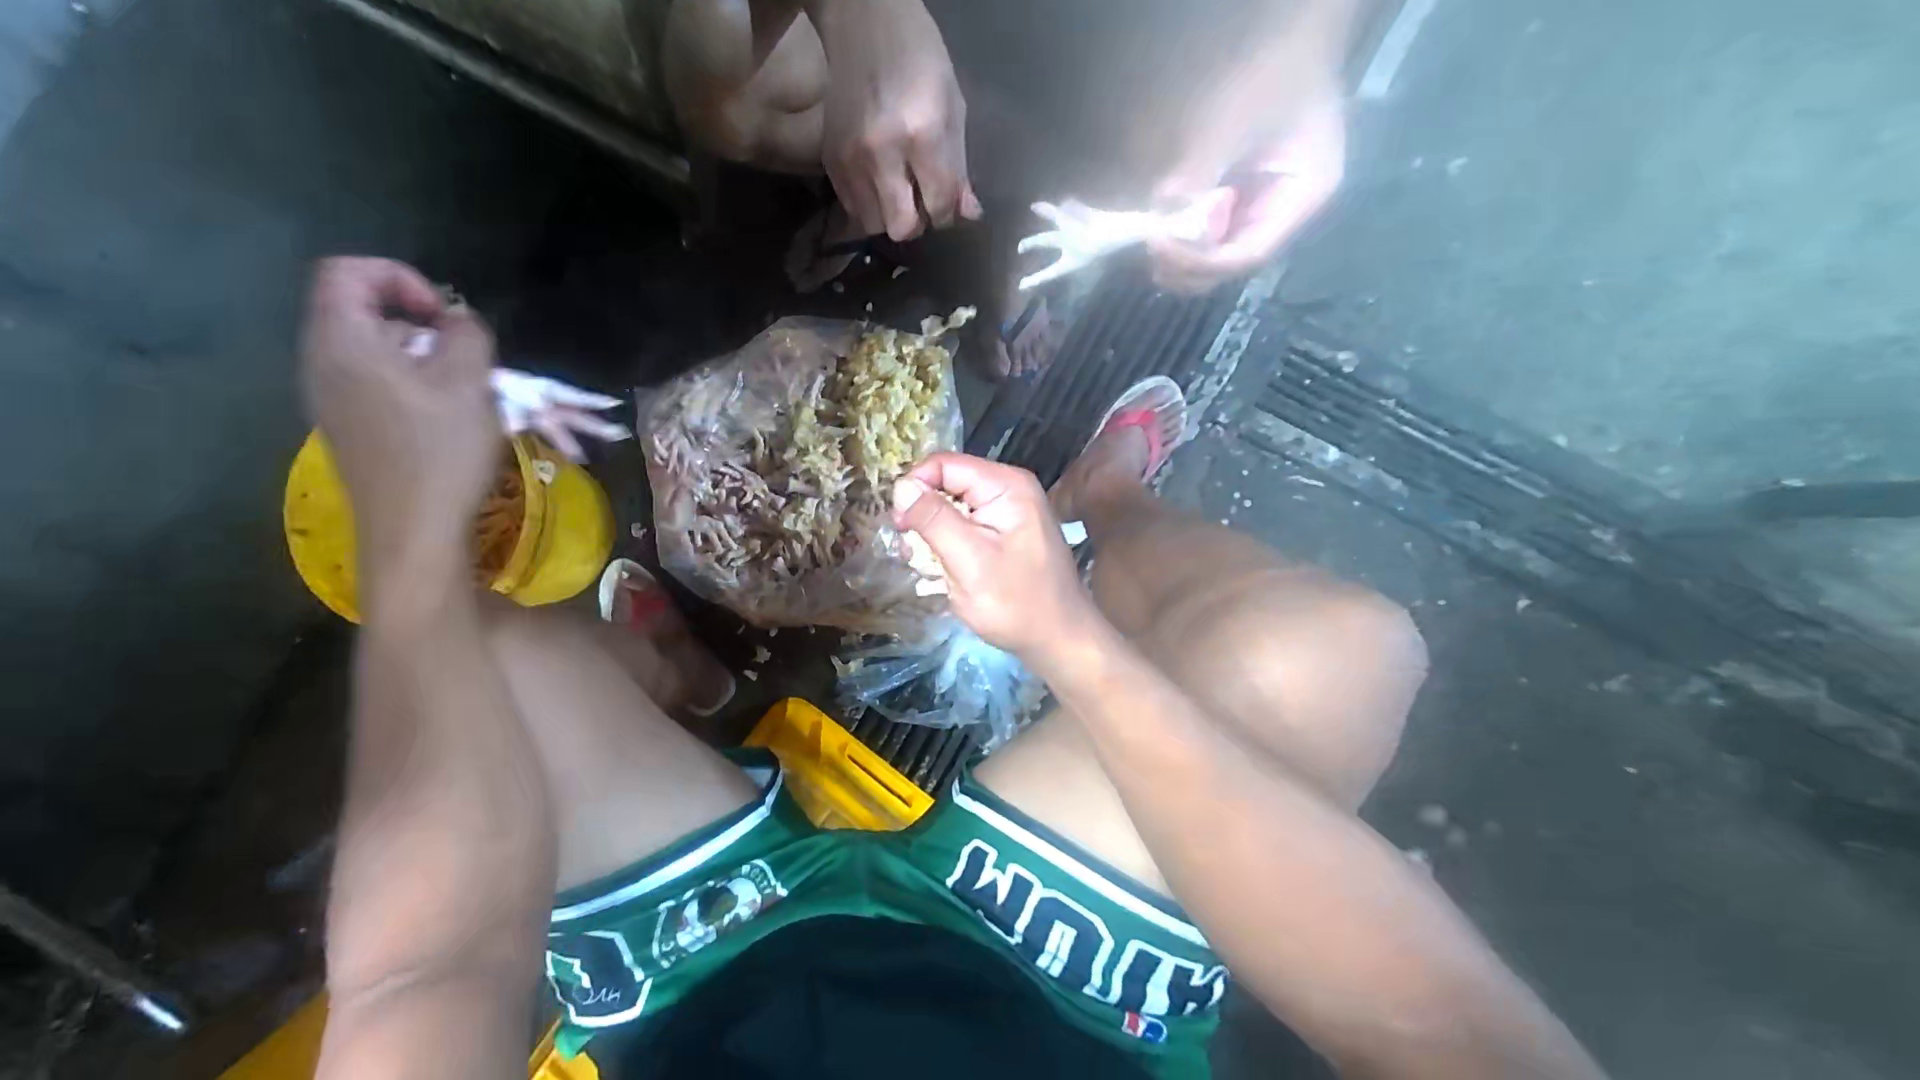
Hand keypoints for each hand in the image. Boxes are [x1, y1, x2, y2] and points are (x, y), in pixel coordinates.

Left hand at [299, 257, 500, 586]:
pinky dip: (414, 387)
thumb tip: (457, 322)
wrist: (413, 527)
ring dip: (425, 361)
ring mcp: (330, 397)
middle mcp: (321, 361)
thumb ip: (467, 334)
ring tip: (463, 395)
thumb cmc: (441, 450)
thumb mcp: (469, 382)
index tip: (446, 318)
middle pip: (363, 312)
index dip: (401, 279)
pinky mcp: (348, 425)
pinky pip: (376, 384)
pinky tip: (445, 421)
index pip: (348, 272)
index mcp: (341, 340)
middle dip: (422, 327)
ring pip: (375, 351)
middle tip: (465, 362)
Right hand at [811, 0, 979, 240]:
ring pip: (875, 224)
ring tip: (898, 191)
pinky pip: (853, 209)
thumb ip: (958, 168)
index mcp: (921, 135)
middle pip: (901, 228)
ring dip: (891, 216)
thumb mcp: (952, 108)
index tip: (946, 203)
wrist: (863, 23)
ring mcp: (851, 158)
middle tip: (920, 202)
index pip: (939, 206)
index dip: (947, 213)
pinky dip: (869, 204)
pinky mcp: (830, 161)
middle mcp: (882, 153)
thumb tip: (968, 214)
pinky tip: (878, 180)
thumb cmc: (919, 61)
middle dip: (917, 223)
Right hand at [891, 453, 1097, 661]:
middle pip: (948, 483)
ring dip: (934, 533)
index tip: (900, 526)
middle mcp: (1009, 488)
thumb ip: (934, 520)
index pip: (943, 464)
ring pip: (953, 506)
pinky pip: (966, 525)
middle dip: (924, 513)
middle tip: (913, 551)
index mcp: (1005, 485)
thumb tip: (901, 486)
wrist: (1059, 640)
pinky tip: (946, 568)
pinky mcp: (1005, 532)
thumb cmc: (1015, 603)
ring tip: (928, 565)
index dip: (915, 488)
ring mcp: (1009, 511)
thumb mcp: (969, 561)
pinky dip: (949, 543)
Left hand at [1149, 83, 1345, 293]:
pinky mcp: (1243, 203)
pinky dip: (1186, 237)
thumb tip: (1163, 208)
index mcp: (1302, 199)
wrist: (1288, 45)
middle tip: (1152, 248)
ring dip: (1184, 256)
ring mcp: (1263, 211)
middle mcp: (1285, 215)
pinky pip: (1212, 234)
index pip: (1248, 254)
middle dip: (1190, 265)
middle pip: (1233, 264)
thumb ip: (1200, 168)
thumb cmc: (1271, 73)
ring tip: (1154, 239)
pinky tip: (1164, 226)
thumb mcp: (1235, 118)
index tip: (1159, 244)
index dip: (1201, 260)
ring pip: (1220, 256)